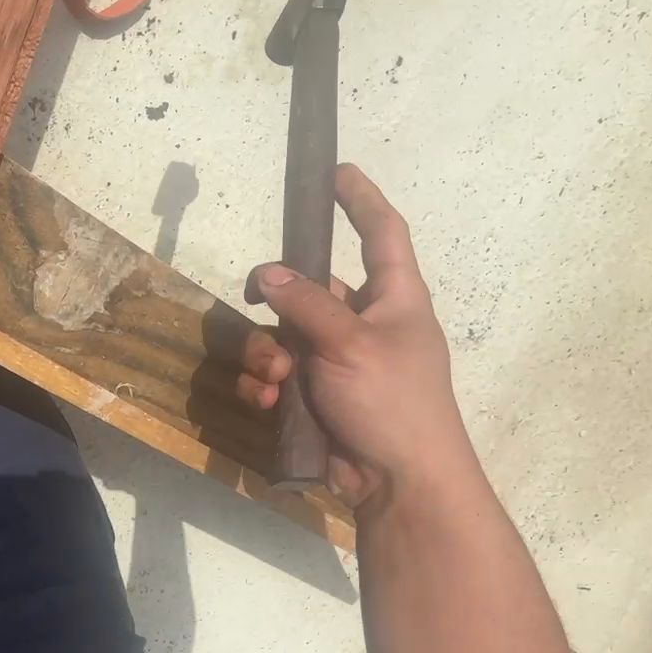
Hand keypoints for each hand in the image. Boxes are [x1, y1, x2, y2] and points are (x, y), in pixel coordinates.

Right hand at [239, 165, 476, 509]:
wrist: (396, 481)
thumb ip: (307, 304)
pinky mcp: (312, 394)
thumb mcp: (350, 344)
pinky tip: (264, 402)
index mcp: (393, 299)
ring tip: (272, 380)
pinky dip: (262, 385)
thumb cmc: (392, 401)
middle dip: (276, 305)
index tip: (336, 172)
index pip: (381, 234)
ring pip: (280, 336)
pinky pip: (273, 375)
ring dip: (264, 355)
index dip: (360, 200)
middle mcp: (362, 323)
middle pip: (307, 290)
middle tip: (255, 304)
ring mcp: (334, 361)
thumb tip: (267, 272)